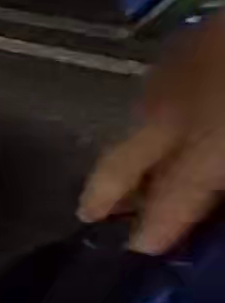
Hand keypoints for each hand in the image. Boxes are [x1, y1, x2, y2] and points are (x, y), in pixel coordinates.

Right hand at [80, 14, 224, 253]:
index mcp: (208, 136)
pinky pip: (162, 100)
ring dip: (135, 157)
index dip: (157, 224)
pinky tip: (175, 125)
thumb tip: (203, 191)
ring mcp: (173, 78)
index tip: (134, 251)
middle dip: (109, 191)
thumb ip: (216, 165)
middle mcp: (174, 112)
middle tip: (89, 215)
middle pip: (129, 159)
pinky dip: (160, 124)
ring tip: (135, 179)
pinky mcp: (187, 51)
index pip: (177, 193)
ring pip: (142, 128)